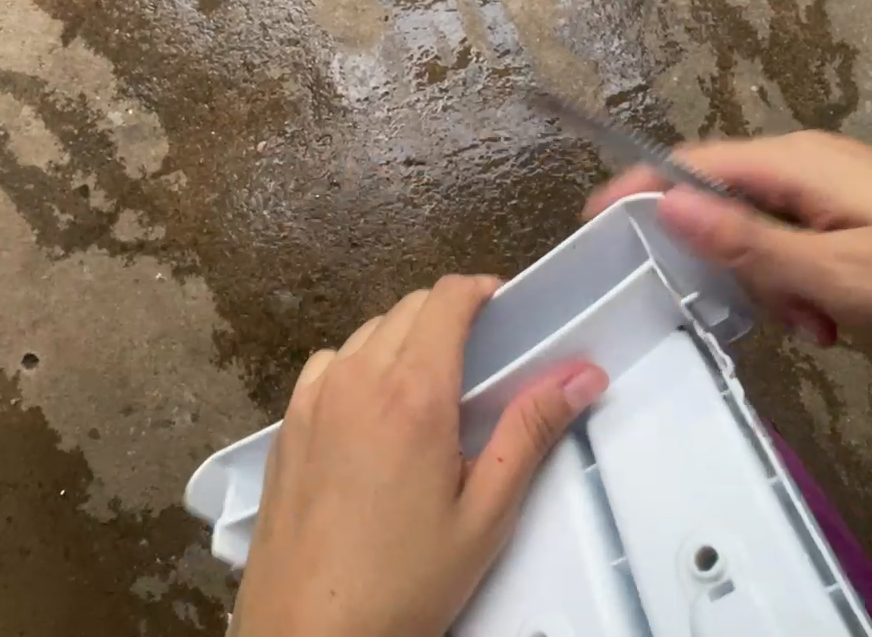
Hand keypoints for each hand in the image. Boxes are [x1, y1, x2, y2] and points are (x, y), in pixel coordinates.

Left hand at [231, 275, 609, 636]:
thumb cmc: (405, 580)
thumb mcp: (485, 513)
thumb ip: (532, 431)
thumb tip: (583, 374)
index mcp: (414, 391)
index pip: (447, 298)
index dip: (479, 289)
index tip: (500, 305)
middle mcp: (360, 376)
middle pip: (410, 307)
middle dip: (448, 313)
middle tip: (476, 354)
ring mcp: (316, 395)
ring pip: (370, 330)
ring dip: (405, 335)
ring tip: (427, 383)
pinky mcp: (288, 419)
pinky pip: (331, 362)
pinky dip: (359, 361)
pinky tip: (370, 407)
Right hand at [586, 131, 871, 357]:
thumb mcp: (832, 272)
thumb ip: (743, 239)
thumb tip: (663, 201)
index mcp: (793, 163)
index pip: (690, 163)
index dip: (638, 187)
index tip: (594, 222)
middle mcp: (804, 162)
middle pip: (724, 200)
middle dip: (730, 259)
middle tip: (772, 311)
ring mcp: (829, 185)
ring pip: (760, 230)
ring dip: (771, 280)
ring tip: (818, 324)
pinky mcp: (850, 210)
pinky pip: (794, 240)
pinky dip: (799, 280)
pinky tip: (835, 318)